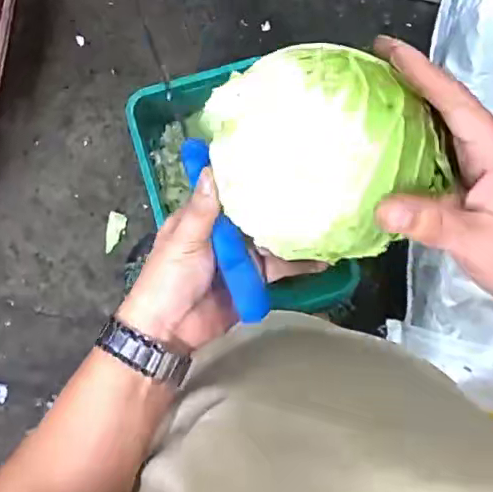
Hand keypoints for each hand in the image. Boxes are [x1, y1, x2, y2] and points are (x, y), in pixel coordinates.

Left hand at [116, 169, 325, 353]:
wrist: (170, 333)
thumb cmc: (167, 279)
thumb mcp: (183, 240)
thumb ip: (202, 209)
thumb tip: (212, 168)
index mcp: (201, 217)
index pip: (228, 191)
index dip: (247, 176)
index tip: (274, 158)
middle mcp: (224, 233)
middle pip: (255, 214)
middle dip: (279, 204)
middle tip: (312, 187)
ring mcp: (241, 256)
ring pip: (271, 239)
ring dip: (293, 233)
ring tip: (324, 219)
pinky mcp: (255, 280)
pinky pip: (279, 269)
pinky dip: (299, 265)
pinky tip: (322, 259)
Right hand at [371, 35, 492, 316]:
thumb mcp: (477, 242)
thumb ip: (430, 222)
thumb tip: (380, 208)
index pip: (455, 102)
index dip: (422, 72)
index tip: (389, 48)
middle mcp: (487, 150)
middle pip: (448, 102)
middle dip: (413, 75)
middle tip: (372, 57)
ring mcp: (480, 164)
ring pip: (443, 122)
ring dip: (412, 99)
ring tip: (375, 85)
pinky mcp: (472, 181)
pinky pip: (437, 146)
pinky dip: (413, 131)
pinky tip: (389, 134)